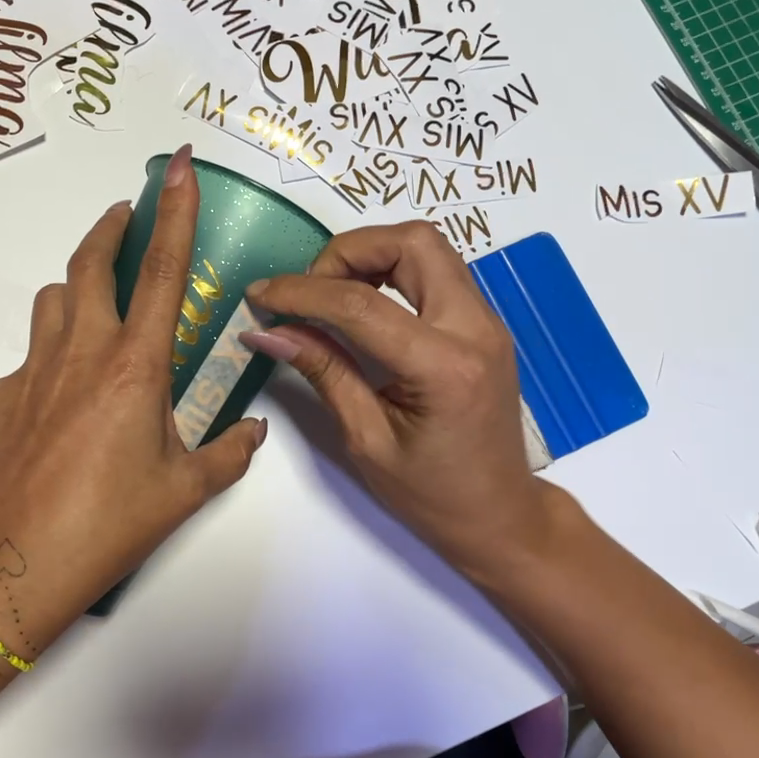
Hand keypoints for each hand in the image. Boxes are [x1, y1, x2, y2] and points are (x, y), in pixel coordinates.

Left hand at [0, 145, 266, 662]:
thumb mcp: (185, 490)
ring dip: (76, 283)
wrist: (24, 560)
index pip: (160, 270)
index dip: (174, 212)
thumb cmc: (113, 522)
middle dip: (108, 226)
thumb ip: (228, 453)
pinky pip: (32, 354)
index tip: (178, 166)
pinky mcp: (6, 396)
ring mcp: (34, 370)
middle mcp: (81, 352)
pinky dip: (54, 351)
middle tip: (124, 214)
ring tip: (98, 300)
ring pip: (51, 298)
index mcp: (135, 366)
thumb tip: (253, 432)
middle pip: (88, 263)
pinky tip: (67, 392)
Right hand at [239, 222, 551, 568]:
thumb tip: (266, 331)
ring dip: (370, 256)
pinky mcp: (481, 323)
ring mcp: (486, 321)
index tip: (259, 295)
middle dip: (347, 252)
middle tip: (309, 292)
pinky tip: (360, 306)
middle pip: (412, 242)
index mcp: (444, 368)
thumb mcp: (365, 438)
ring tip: (329, 296)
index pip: (362, 304)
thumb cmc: (431, 493)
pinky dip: (390, 271)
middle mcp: (476, 329)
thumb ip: (322, 371)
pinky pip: (434, 270)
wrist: (499, 514)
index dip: (301, 292)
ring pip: (426, 246)